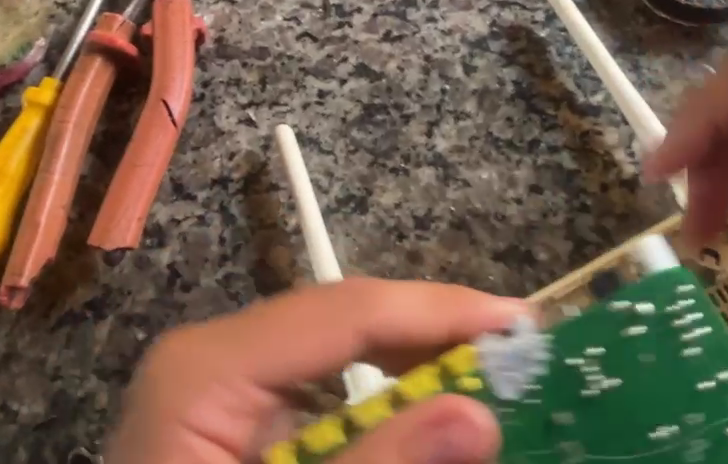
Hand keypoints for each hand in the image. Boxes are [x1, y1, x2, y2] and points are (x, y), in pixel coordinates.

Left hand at [106, 279, 523, 463]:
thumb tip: (480, 415)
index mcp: (209, 365)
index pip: (345, 308)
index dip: (439, 309)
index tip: (518, 321)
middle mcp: (216, 352)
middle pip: (347, 320)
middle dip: (435, 338)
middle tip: (519, 354)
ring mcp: (223, 381)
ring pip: (341, 353)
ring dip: (416, 371)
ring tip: (489, 381)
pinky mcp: (235, 416)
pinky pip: (323, 393)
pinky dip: (380, 408)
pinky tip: (425, 420)